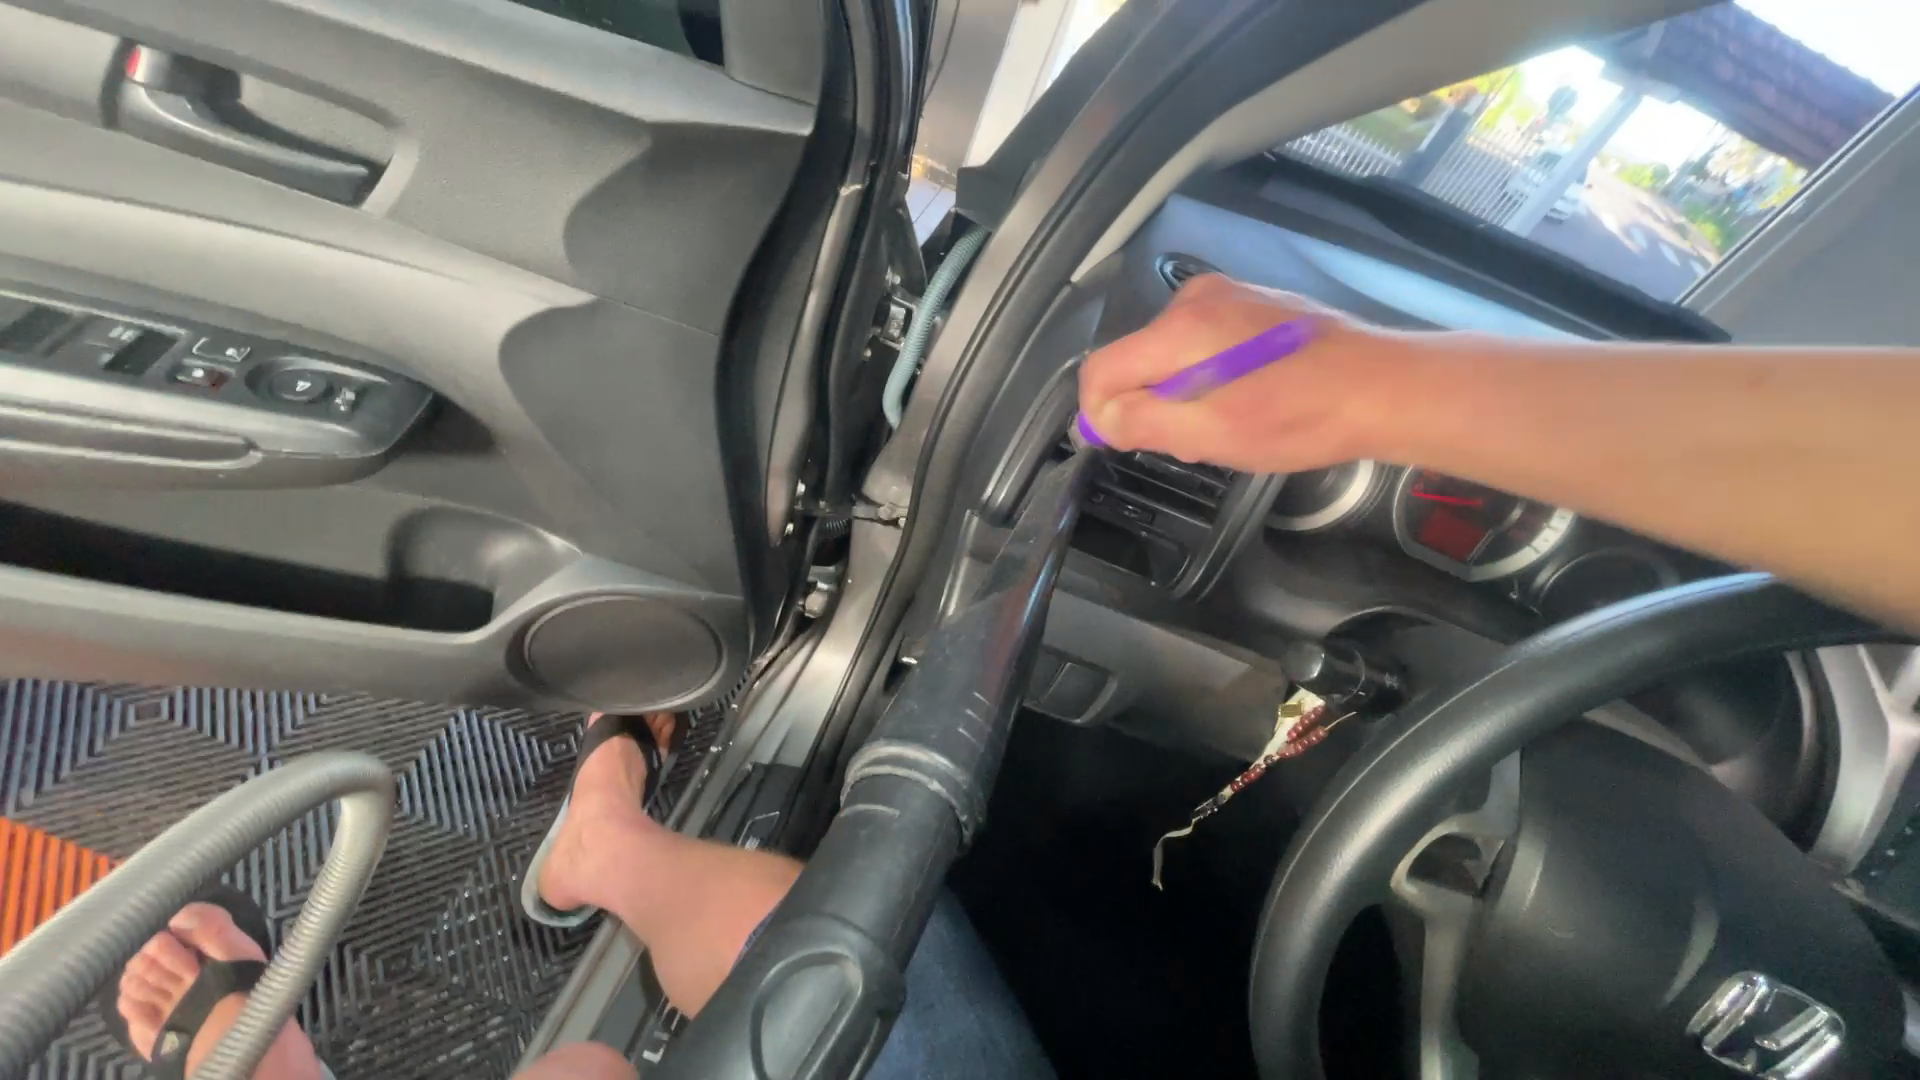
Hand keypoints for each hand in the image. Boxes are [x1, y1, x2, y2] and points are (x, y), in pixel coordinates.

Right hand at [1077, 275, 1415, 473]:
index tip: (1124, 442)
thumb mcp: (1211, 433)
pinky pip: (1200, 342)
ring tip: (1224, 423)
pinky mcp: (1251, 302)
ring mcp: (1226, 295)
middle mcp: (1194, 298)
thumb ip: (1142, 422)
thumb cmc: (1298, 417)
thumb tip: (1099, 418)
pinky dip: (1204, 376)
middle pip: (1134, 361)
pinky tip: (1243, 399)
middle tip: (1190, 442)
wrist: (1385, 386)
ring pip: (1167, 355)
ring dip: (1178, 395)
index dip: (1099, 412)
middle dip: (1148, 405)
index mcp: (1179, 329)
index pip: (1101, 369)